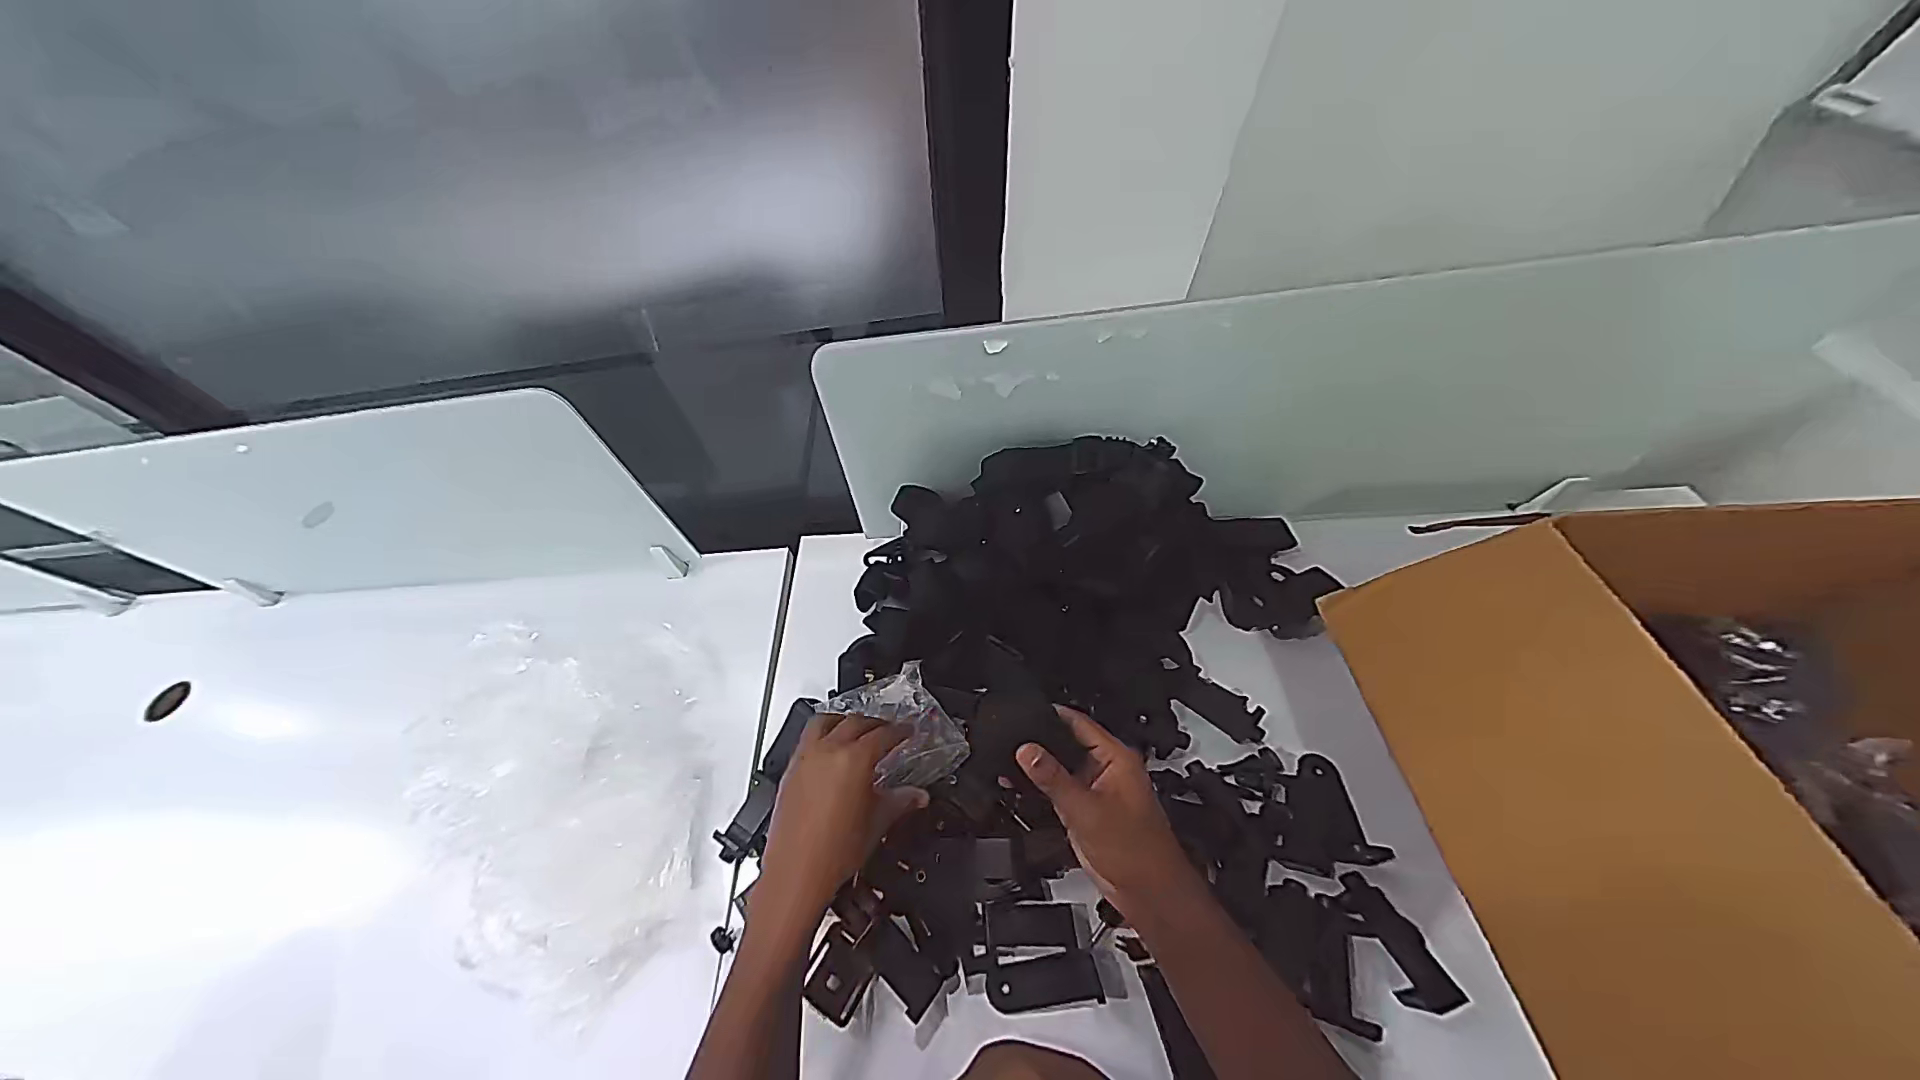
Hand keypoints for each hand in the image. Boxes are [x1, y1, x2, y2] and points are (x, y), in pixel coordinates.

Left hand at [758, 712, 928, 917]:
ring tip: (854, 728)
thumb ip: (900, 802)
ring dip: (844, 721)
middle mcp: (827, 752)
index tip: (906, 731)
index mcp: (854, 759)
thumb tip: (916, 796)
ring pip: (825, 722)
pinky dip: (822, 736)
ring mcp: (805, 759)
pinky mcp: (790, 772)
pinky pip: (806, 740)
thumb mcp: (878, 823)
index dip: (900, 731)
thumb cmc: (831, 854)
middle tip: (888, 730)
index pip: (884, 734)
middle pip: (856, 722)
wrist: (796, 875)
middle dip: (876, 724)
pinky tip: (828, 751)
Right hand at [1017, 706, 1198, 914]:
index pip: (1079, 723)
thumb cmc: (1138, 852)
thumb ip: (1053, 777)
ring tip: (1010, 762)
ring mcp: (1096, 791)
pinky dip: (1042, 788)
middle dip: (1041, 743)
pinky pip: (1059, 791)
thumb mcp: (1086, 809)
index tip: (1026, 711)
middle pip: (1067, 744)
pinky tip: (1022, 787)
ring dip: (1040, 768)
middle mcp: (1107, 771)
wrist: (1147, 892)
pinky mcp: (1086, 811)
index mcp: (1117, 758)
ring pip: (1061, 769)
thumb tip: (1028, 751)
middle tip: (1012, 740)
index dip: (1052, 714)